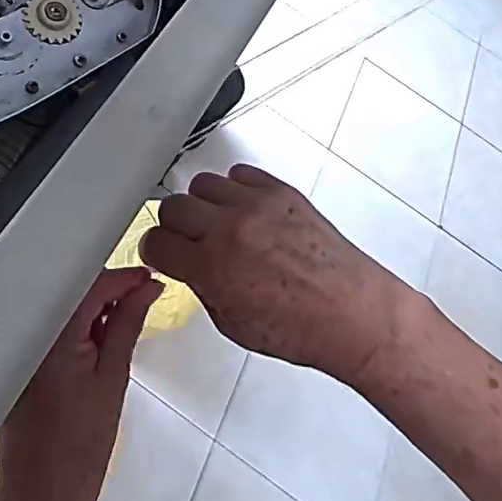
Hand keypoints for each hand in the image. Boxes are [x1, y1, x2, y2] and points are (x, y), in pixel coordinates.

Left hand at [0, 267, 162, 500]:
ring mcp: (23, 353)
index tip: (148, 280)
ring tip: (118, 337)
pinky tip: (95, 352)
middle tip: (141, 304)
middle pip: (77, 292)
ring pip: (66, 310)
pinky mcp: (22, 366)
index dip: (126, 278)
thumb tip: (146, 291)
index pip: (93, 284)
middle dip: (111, 293)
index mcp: (54, 338)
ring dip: (95, 312)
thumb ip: (129, 323)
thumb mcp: (114, 377)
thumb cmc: (73, 455)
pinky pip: (54, 331)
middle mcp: (31, 340)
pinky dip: (78, 331)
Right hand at [139, 164, 423, 386]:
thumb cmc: (300, 326)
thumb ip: (202, 287)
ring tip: (217, 222)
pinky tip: (244, 209)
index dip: (153, 249)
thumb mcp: (232, 324)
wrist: (348, 309)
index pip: (157, 242)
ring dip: (204, 204)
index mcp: (212, 265)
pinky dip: (236, 189)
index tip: (159, 250)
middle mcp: (230, 228)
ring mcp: (257, 204)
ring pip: (204, 183)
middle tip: (185, 238)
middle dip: (174, 225)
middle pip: (174, 206)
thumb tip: (191, 266)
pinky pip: (241, 174)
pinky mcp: (280, 191)